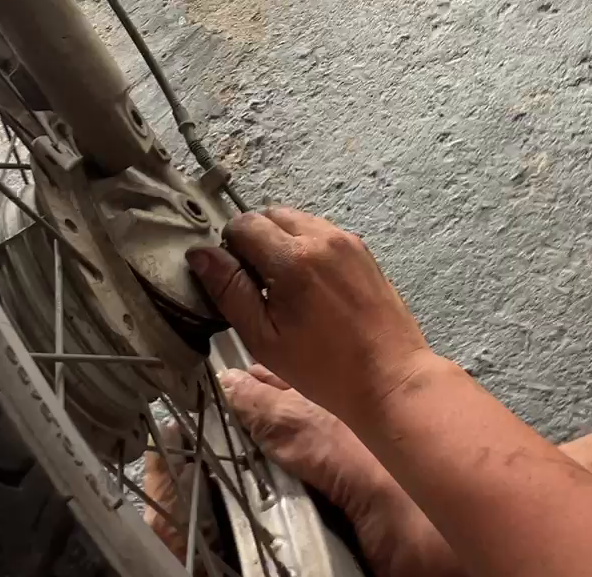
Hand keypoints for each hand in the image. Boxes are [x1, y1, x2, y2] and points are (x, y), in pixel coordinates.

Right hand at [187, 206, 436, 424]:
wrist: (390, 376)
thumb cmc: (322, 368)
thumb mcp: (263, 338)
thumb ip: (230, 291)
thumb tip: (201, 254)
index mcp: (294, 258)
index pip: (245, 224)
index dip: (229, 245)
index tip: (232, 276)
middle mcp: (322, 237)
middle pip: (271, 214)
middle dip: (254, 238)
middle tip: (254, 280)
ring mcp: (346, 240)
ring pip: (298, 220)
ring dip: (280, 240)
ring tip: (282, 284)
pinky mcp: (362, 249)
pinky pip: (322, 232)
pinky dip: (306, 246)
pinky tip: (309, 285)